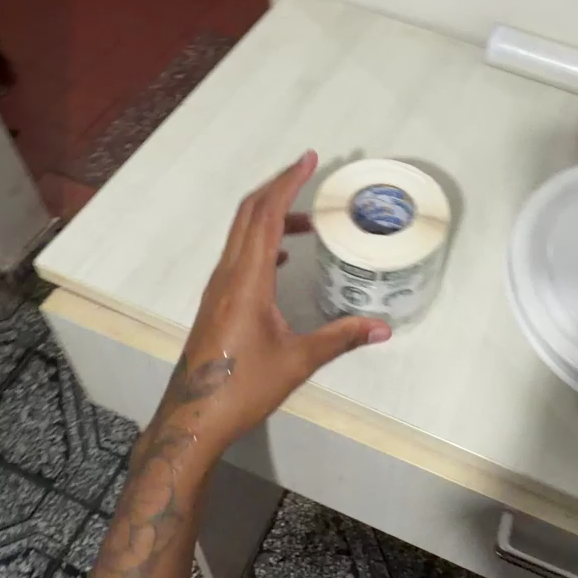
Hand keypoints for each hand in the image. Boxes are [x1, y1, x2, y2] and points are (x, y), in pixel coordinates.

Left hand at [154, 150, 390, 455]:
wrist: (193, 417)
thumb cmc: (243, 387)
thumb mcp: (298, 361)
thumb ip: (340, 338)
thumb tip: (383, 328)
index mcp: (247, 279)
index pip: (267, 215)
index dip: (288, 183)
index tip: (309, 159)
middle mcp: (228, 273)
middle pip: (249, 213)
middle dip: (278, 187)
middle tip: (309, 171)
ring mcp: (218, 286)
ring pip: (242, 232)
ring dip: (271, 215)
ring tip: (309, 222)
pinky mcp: (217, 300)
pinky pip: (239, 254)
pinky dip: (263, 241)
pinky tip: (285, 259)